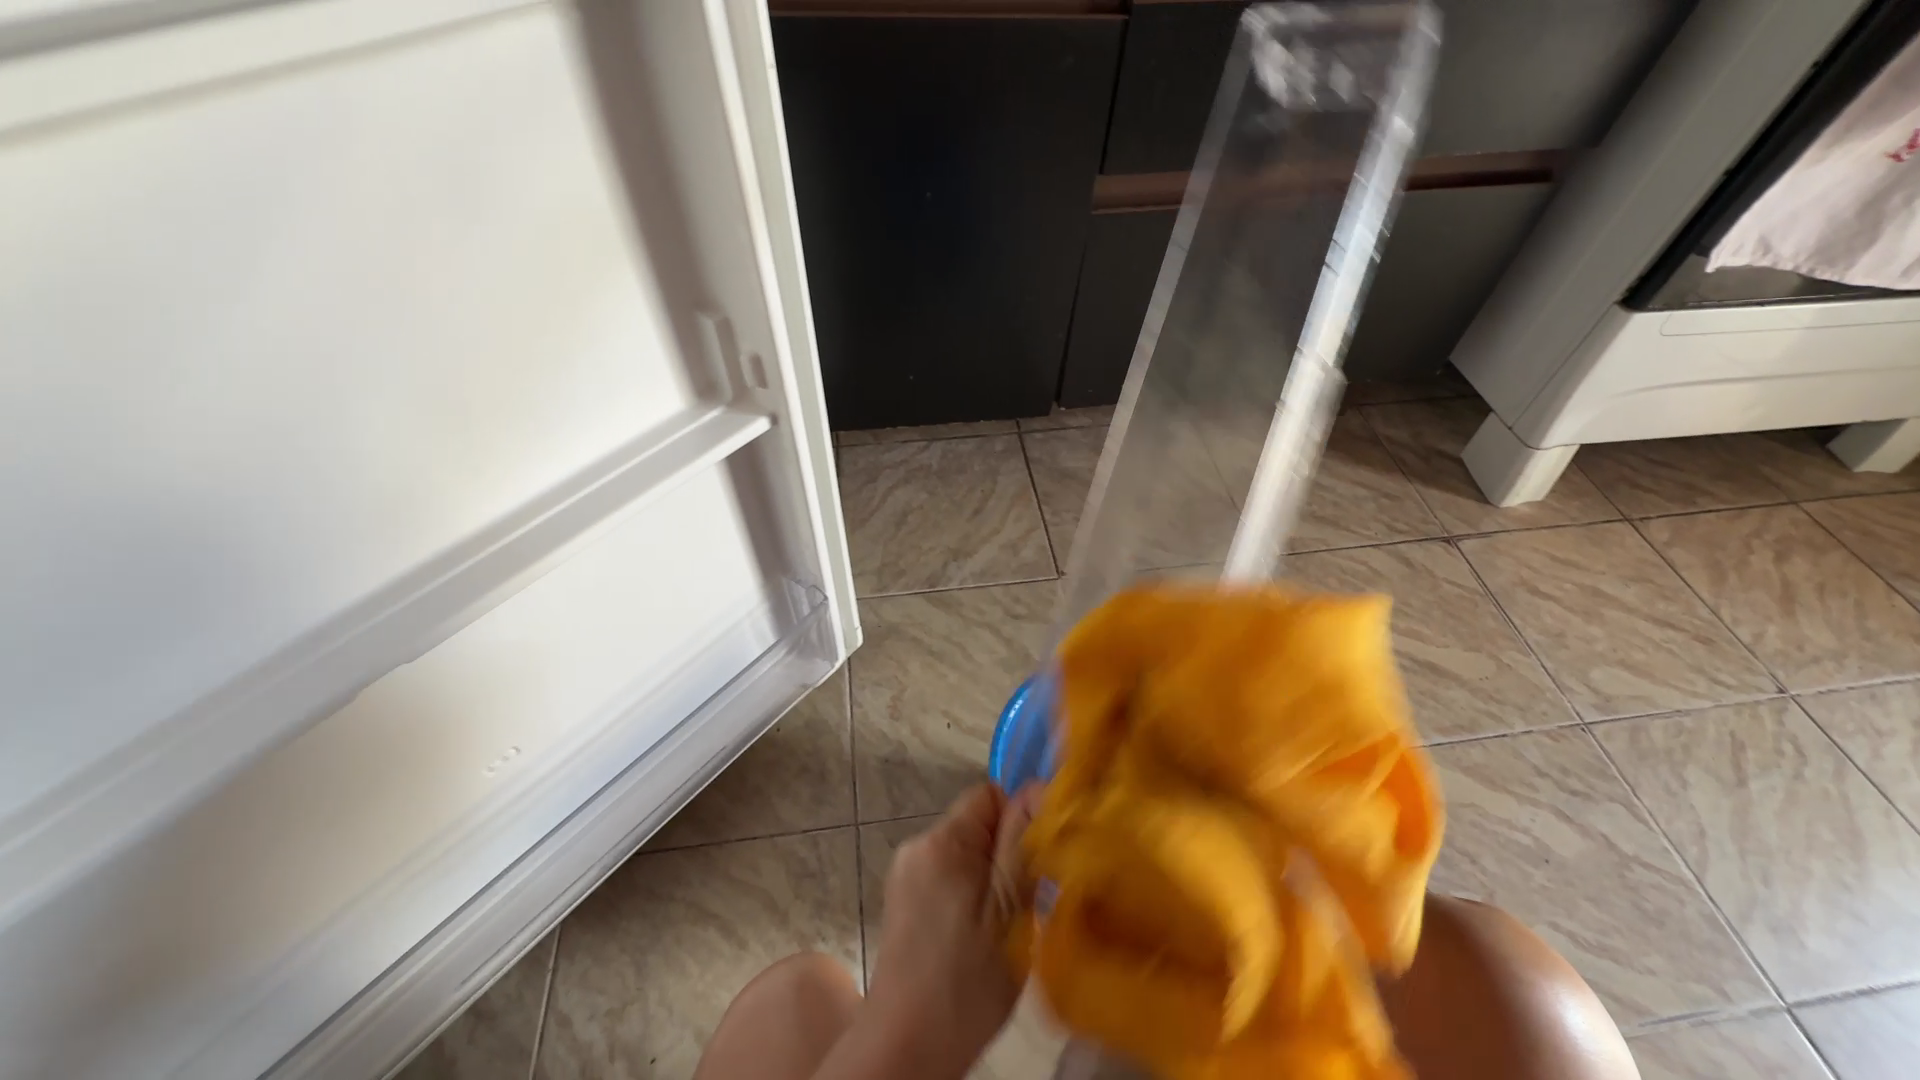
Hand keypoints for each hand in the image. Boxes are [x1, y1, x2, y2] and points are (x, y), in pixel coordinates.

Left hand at [864, 783, 1038, 1076]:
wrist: (907, 1045)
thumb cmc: (967, 977)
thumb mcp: (1010, 907)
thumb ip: (1023, 843)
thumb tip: (1040, 786)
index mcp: (941, 841)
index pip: (990, 795)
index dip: (1021, 819)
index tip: (1039, 860)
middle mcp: (917, 848)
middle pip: (978, 828)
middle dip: (1008, 855)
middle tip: (1027, 901)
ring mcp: (906, 878)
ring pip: (967, 859)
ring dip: (993, 883)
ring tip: (1006, 927)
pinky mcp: (905, 907)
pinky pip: (950, 883)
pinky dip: (972, 902)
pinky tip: (980, 940)